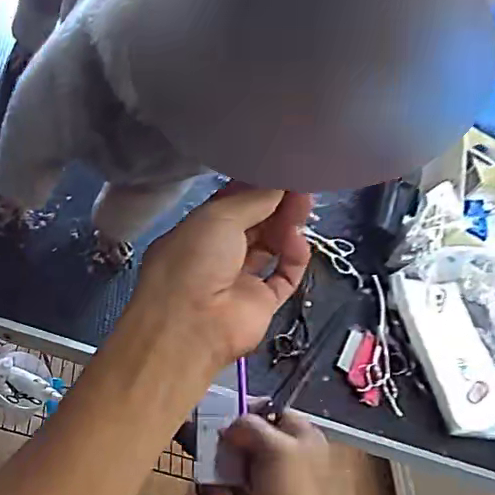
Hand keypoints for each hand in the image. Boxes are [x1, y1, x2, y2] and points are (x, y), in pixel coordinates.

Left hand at [121, 184, 313, 374]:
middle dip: (276, 203)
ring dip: (288, 226)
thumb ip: (253, 198)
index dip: (256, 186)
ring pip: (272, 247)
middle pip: (255, 223)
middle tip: (301, 183)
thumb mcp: (218, 217)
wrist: (190, 328)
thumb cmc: (193, 262)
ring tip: (304, 207)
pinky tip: (298, 243)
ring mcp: (240, 281)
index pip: (231, 204)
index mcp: (197, 232)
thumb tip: (280, 183)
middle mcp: (218, 255)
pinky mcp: (261, 303)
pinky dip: (294, 258)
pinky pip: (284, 276)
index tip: (282, 167)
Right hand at [207, 411, 337, 494]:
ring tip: (217, 492)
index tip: (224, 418)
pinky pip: (222, 481)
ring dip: (215, 473)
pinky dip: (212, 489)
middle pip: (242, 435)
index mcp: (300, 435)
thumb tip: (231, 426)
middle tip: (213, 457)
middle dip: (223, 448)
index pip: (270, 409)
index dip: (246, 411)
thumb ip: (252, 426)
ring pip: (228, 459)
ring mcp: (264, 474)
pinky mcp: (247, 494)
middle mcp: (283, 451)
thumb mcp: (277, 450)